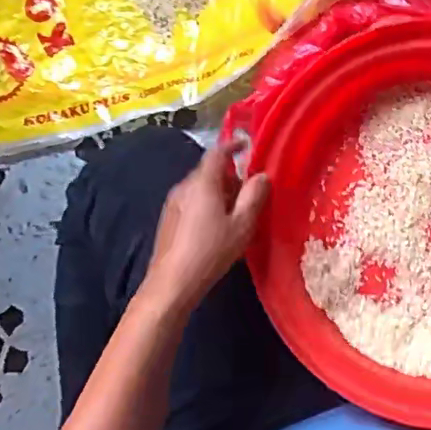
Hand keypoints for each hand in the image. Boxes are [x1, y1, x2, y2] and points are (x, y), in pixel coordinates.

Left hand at [138, 136, 269, 313]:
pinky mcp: (168, 220)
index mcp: (203, 184)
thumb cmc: (210, 251)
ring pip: (201, 187)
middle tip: (250, 191)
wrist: (171, 284)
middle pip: (210, 171)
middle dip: (231, 175)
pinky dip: (208, 203)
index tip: (246, 145)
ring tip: (237, 212)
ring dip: (220, 191)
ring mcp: (173, 204)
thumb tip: (262, 175)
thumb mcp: (242, 224)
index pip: (217, 153)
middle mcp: (184, 187)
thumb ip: (254, 196)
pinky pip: (192, 200)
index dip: (232, 145)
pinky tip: (217, 226)